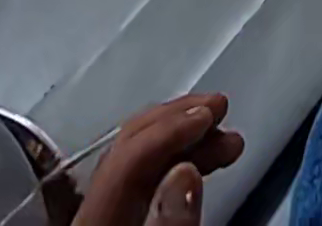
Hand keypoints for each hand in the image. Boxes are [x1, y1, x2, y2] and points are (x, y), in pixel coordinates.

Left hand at [74, 93, 245, 225]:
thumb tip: (187, 171)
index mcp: (95, 219)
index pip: (126, 160)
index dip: (170, 129)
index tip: (213, 112)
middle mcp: (92, 210)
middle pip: (127, 150)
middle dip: (179, 122)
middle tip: (221, 107)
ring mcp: (103, 211)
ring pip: (138, 162)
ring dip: (187, 140)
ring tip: (229, 138)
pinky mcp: (120, 214)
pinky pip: (143, 180)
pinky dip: (178, 161)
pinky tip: (206, 158)